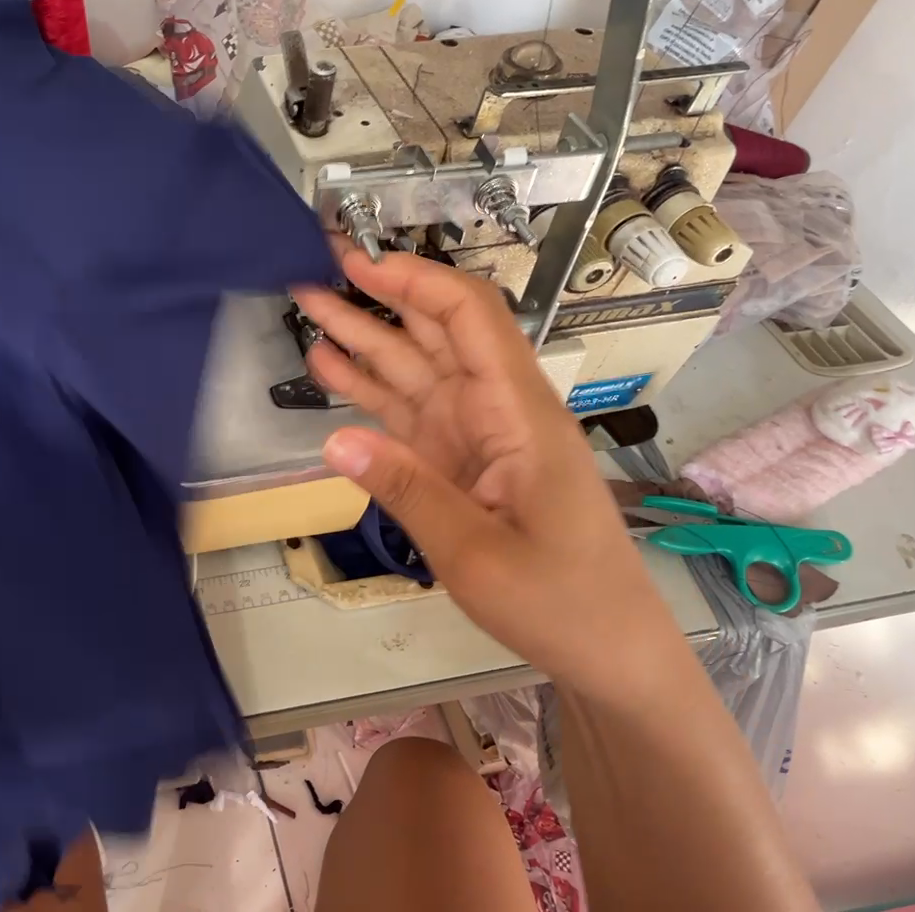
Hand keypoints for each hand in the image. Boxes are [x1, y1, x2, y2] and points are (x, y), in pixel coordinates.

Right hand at [293, 239, 688, 703]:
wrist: (608, 652)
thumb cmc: (561, 601)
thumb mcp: (477, 553)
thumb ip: (406, 490)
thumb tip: (333, 441)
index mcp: (517, 412)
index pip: (470, 318)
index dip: (416, 280)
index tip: (358, 262)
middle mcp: (494, 409)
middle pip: (434, 334)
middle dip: (377, 296)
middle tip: (313, 270)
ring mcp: (472, 435)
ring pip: (414, 369)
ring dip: (363, 338)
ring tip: (306, 307)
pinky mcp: (455, 462)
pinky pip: (406, 413)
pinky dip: (368, 389)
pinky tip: (329, 367)